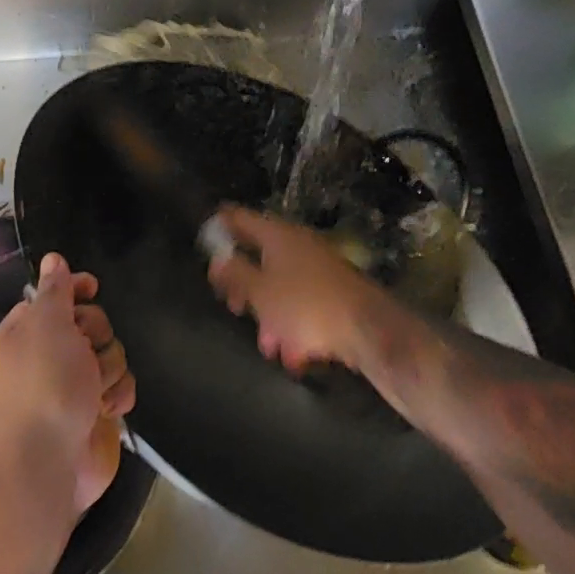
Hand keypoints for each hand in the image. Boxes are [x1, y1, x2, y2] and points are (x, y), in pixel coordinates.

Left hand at [0, 253, 135, 515]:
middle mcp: (50, 354)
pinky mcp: (97, 410)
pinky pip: (121, 385)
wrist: (50, 463)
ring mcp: (75, 384)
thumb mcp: (47, 324)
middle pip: (92, 322)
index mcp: (27, 330)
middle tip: (83, 355)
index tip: (91, 289)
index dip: (76, 290)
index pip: (56, 295)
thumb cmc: (45, 385)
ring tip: (93, 392)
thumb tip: (53, 258)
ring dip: (108, 370)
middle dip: (96, 336)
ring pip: (111, 353)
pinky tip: (106, 410)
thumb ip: (55, 290)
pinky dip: (117, 396)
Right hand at [207, 206, 390, 371]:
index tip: (204, 241)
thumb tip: (217, 259)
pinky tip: (295, 355)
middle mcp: (299, 245)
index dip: (219, 226)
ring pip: (283, 286)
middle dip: (246, 286)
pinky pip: (305, 305)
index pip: (240, 218)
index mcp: (278, 236)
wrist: (370, 331)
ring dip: (271, 315)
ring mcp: (320, 269)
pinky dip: (295, 326)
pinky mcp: (335, 294)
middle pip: (261, 256)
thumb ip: (235, 274)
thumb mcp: (260, 293)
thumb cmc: (306, 307)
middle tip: (234, 307)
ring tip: (269, 346)